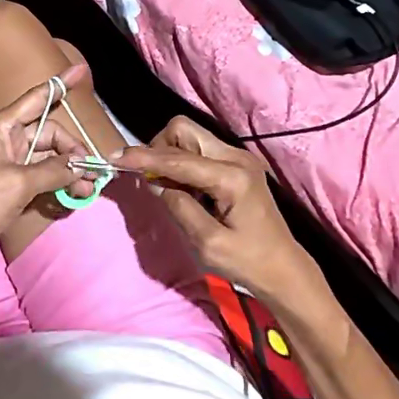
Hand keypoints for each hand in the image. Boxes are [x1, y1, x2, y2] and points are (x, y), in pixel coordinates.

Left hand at [0, 64, 95, 272]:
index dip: (60, 85)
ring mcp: (7, 163)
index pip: (37, 98)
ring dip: (68, 171)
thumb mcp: (20, 184)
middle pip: (49, 134)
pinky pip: (40, 175)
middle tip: (91, 173)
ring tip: (87, 190)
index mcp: (1, 127)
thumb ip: (54, 170)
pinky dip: (57, 183)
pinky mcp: (9, 184)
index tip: (82, 71)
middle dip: (72, 151)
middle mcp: (5, 139)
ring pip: (47, 157)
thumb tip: (81, 166)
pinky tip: (72, 196)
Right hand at [113, 116, 320, 304]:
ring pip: (190, 136)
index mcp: (231, 177)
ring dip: (170, 155)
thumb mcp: (207, 243)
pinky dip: (182, 162)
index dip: (144, 157)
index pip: (177, 158)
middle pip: (184, 130)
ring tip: (168, 187)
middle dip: (159, 148)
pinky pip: (199, 150)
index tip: (116, 157)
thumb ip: (179, 207)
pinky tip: (183, 188)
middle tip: (152, 179)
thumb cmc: (247, 262)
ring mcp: (238, 157)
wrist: (283, 269)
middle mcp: (236, 157)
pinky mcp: (237, 164)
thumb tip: (157, 183)